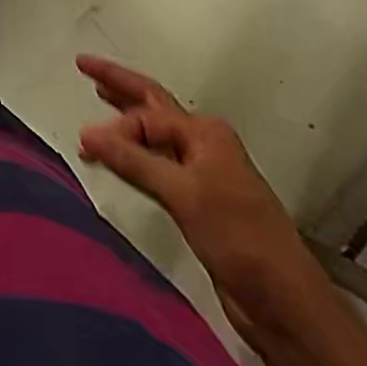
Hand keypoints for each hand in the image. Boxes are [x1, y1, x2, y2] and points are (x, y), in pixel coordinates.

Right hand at [75, 56, 296, 255]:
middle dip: (119, 85)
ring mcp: (201, 172)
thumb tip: (87, 132)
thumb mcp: (182, 193)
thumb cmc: (238, 237)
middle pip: (153, 105)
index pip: (147, 116)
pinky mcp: (196, 200)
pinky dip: (133, 153)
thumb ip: (132, 160)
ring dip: (126, 116)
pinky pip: (155, 162)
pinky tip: (120, 154)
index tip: (87, 148)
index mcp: (205, 133)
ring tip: (99, 95)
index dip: (116, 128)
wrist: (281, 299)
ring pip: (154, 133)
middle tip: (85, 66)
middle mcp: (203, 144)